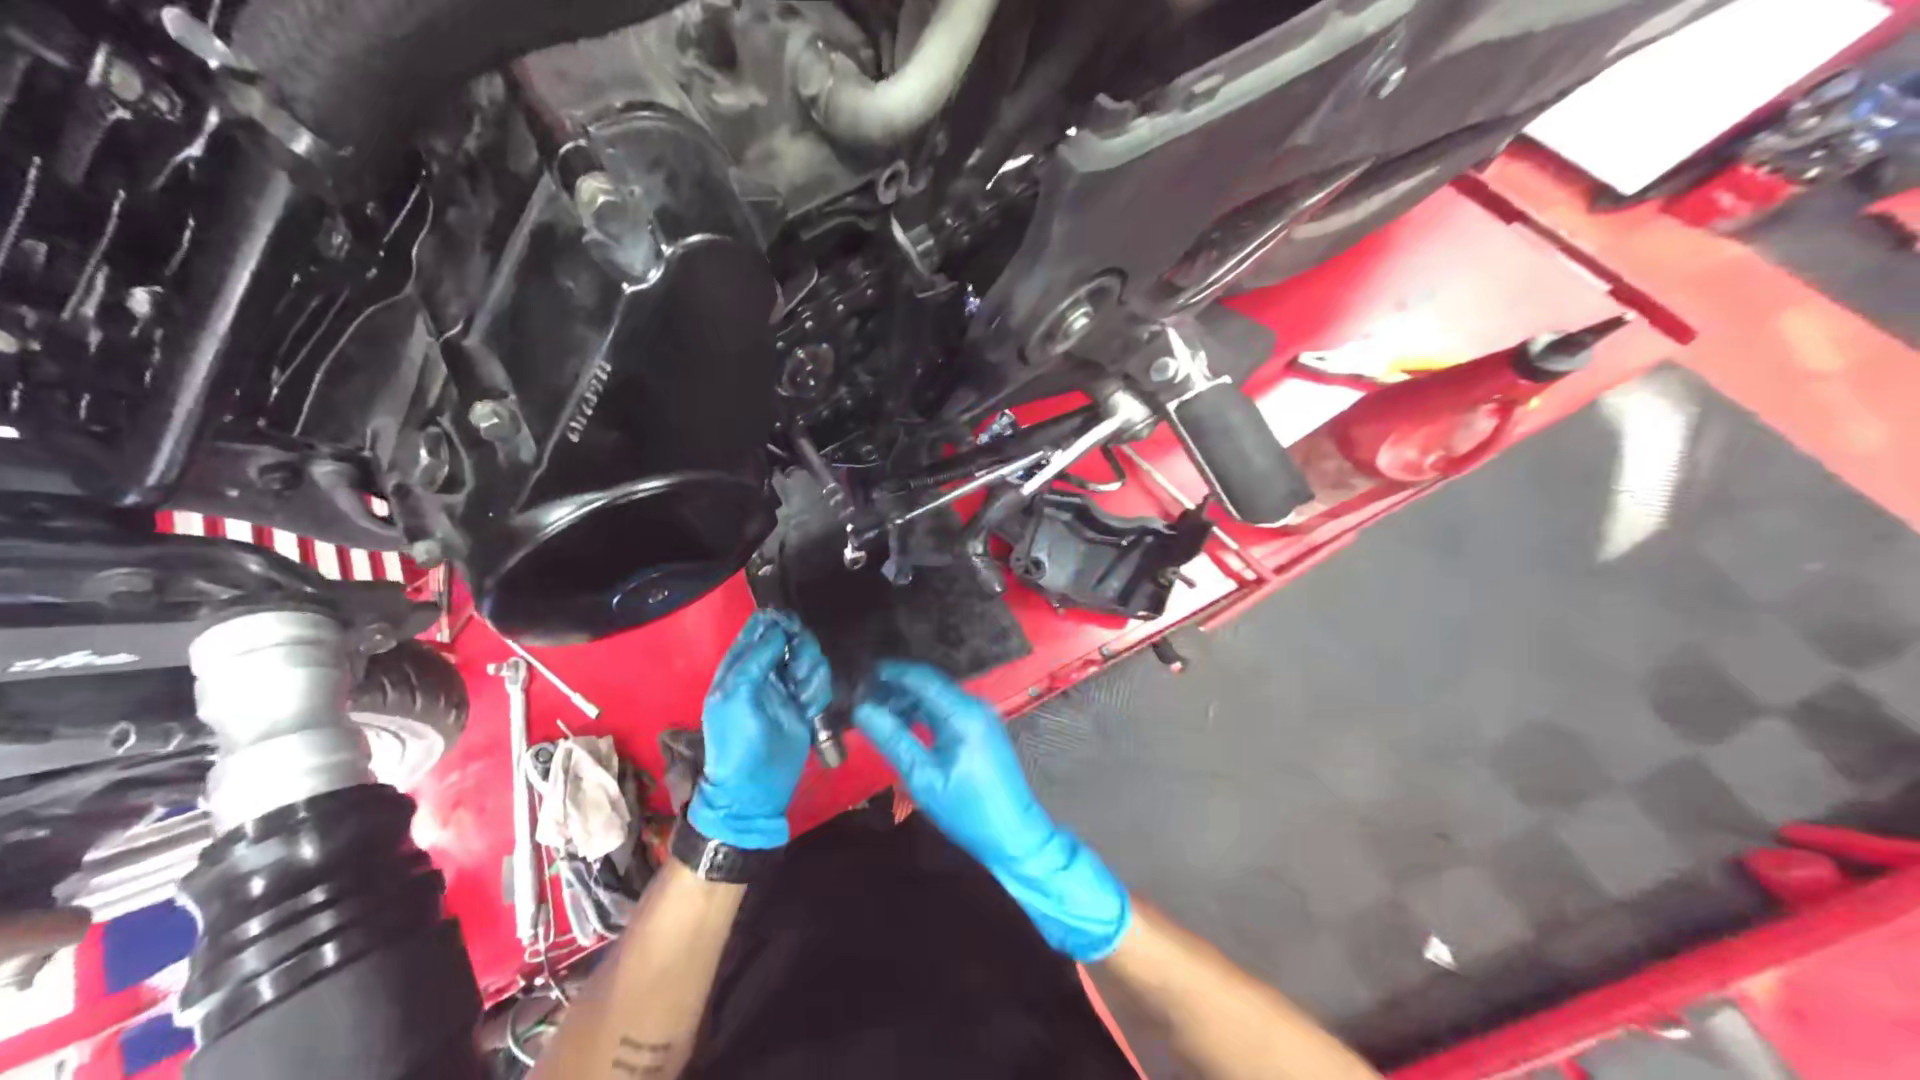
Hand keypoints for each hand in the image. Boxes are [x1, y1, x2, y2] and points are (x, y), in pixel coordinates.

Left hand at [686, 611, 830, 849]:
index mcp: (738, 668)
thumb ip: (754, 659)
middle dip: (801, 651)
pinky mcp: (804, 707)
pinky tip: (810, 709)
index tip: (791, 628)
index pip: (757, 630)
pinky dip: (818, 693)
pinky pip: (819, 684)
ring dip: (811, 674)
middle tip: (798, 673)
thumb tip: (776, 630)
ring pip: (809, 661)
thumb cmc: (736, 742)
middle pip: (791, 641)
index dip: (775, 624)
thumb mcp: (735, 696)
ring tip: (802, 697)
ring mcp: (785, 690)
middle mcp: (764, 674)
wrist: (754, 790)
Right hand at [853, 660, 1129, 960]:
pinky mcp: (981, 729)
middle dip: (895, 686)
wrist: (1014, 835)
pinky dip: (923, 712)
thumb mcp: (924, 778)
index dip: (890, 672)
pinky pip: (947, 710)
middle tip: (861, 696)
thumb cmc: (968, 811)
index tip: (860, 675)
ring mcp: (981, 716)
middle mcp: (975, 705)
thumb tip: (862, 709)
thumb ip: (893, 739)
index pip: (922, 676)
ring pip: (937, 696)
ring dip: (908, 700)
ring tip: (875, 711)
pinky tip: (901, 724)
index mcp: (963, 713)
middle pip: (930, 683)